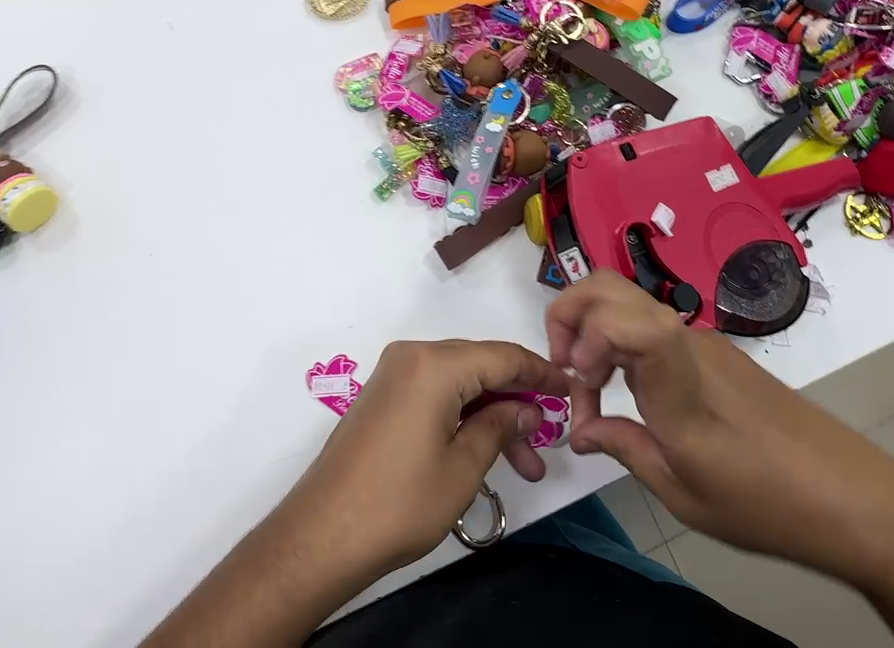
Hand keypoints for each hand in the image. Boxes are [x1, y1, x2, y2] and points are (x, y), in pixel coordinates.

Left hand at [276, 340, 568, 577]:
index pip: (503, 356)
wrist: (320, 537)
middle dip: (518, 402)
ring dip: (493, 417)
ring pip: (460, 384)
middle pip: (481, 366)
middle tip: (549, 440)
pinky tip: (485, 449)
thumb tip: (528, 410)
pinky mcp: (383, 398)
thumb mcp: (463, 467)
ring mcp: (393, 376)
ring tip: (524, 465)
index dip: (542, 373)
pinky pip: (436, 394)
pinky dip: (464, 416)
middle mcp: (412, 357)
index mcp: (434, 364)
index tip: (573, 391)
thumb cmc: (399, 502)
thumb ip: (500, 427)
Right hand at [546, 271, 893, 590]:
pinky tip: (627, 395)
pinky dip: (622, 345)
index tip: (574, 381)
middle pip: (612, 287)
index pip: (623, 315)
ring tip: (592, 397)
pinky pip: (654, 329)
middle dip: (569, 314)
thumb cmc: (764, 504)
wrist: (853, 498)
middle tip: (565, 371)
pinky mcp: (718, 355)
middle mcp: (688, 344)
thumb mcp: (681, 491)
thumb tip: (581, 430)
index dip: (584, 333)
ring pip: (630, 306)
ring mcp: (704, 344)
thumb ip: (623, 447)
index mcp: (678, 381)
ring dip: (595, 335)